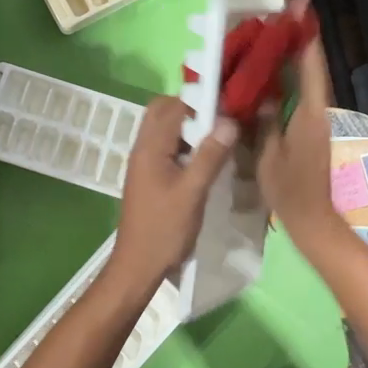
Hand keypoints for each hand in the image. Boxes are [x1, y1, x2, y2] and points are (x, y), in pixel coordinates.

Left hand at [106, 98, 238, 289]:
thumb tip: (229, 120)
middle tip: (221, 122)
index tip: (228, 107)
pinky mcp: (149, 175)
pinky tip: (205, 160)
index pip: (174, 106)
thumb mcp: (192, 193)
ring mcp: (144, 162)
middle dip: (192, 110)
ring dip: (189, 127)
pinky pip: (166, 146)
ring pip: (165, 129)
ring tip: (218, 139)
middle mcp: (143, 147)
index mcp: (150, 146)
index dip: (200, 102)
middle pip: (164, 111)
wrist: (138, 265)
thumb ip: (210, 156)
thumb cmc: (164, 229)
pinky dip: (185, 144)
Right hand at [254, 25, 337, 242]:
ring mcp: (314, 122)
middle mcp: (317, 113)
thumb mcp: (269, 156)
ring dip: (292, 58)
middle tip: (281, 13)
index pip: (311, 67)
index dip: (305, 38)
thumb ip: (266, 122)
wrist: (313, 222)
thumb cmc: (290, 191)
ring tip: (272, 35)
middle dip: (298, 40)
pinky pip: (298, 96)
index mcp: (309, 115)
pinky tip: (269, 75)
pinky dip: (288, 80)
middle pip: (310, 69)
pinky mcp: (309, 131)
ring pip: (305, 82)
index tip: (299, 10)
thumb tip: (263, 93)